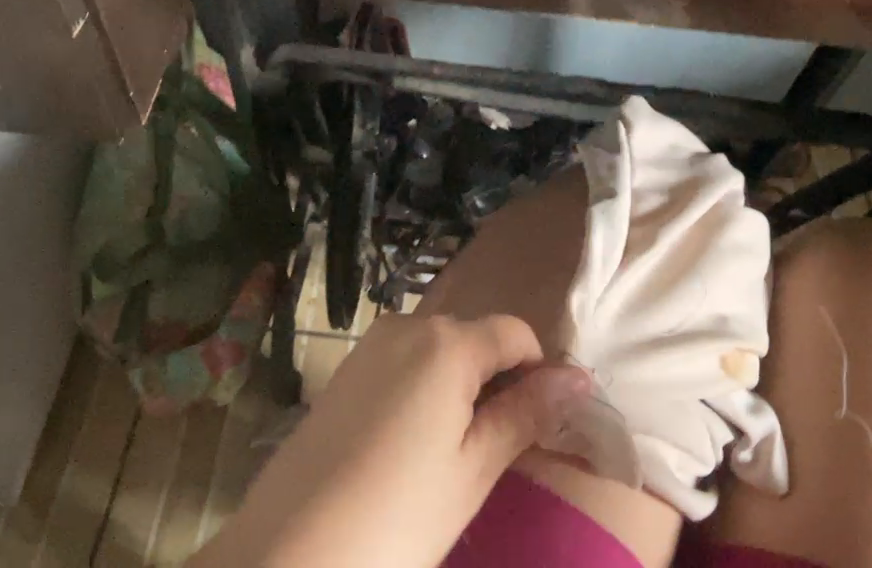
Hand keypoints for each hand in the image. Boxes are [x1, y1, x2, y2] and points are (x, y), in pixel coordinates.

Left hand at [193, 313, 593, 567]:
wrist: (292, 547)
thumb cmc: (400, 512)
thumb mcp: (475, 467)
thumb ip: (527, 413)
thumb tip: (579, 376)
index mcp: (447, 341)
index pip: (516, 334)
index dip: (537, 374)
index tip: (538, 426)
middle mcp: (407, 325)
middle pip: (475, 338)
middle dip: (496, 381)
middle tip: (493, 450)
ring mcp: (369, 345)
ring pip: (438, 352)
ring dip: (458, 388)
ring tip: (450, 455)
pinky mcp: (344, 370)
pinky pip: (402, 364)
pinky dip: (421, 391)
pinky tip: (410, 446)